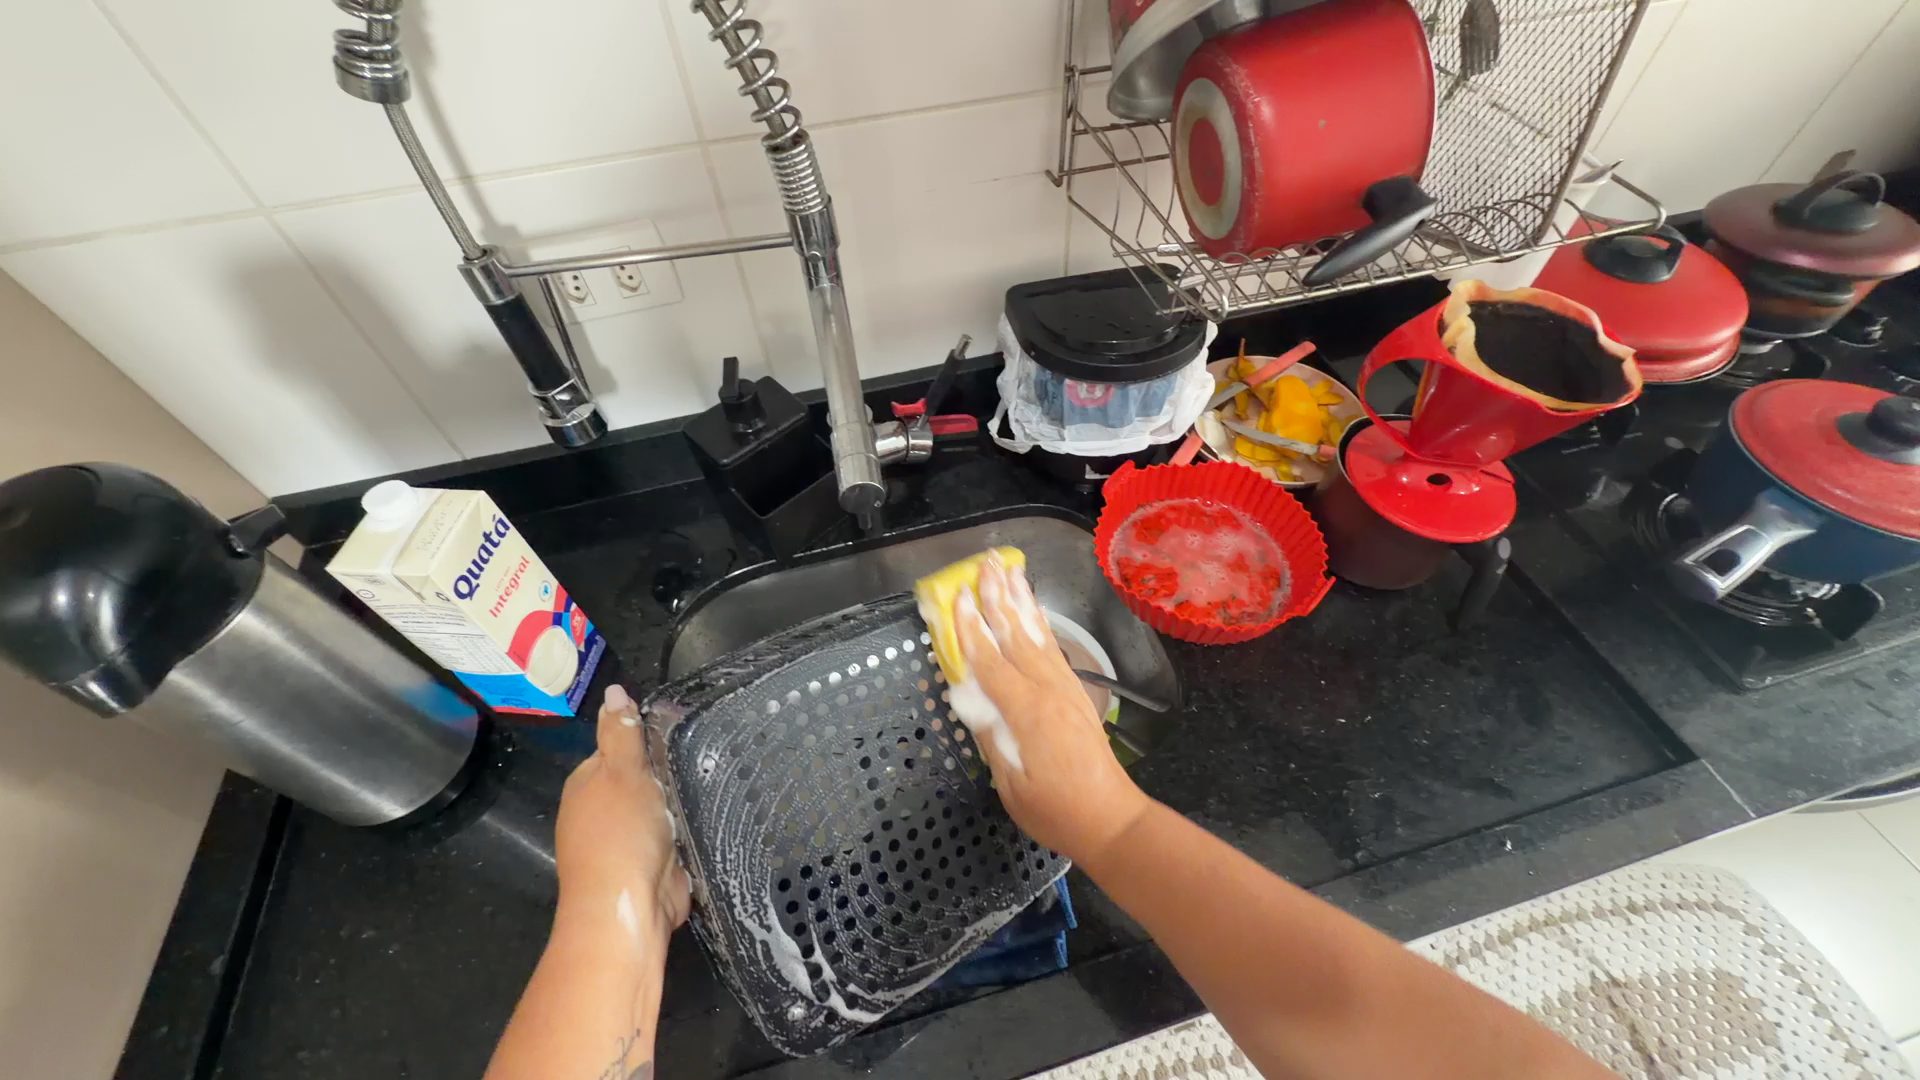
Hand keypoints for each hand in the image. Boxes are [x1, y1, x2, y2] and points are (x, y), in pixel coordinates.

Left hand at [553, 686, 690, 949]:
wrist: (629, 906)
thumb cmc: (621, 832)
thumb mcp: (623, 772)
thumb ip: (622, 733)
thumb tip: (613, 691)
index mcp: (587, 783)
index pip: (618, 747)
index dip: (647, 740)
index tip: (680, 732)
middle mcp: (601, 810)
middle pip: (644, 777)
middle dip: (669, 772)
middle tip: (704, 756)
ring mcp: (626, 839)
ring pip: (663, 806)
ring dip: (682, 801)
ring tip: (716, 780)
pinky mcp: (652, 863)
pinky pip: (676, 833)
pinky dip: (690, 829)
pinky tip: (711, 816)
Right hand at [952, 556, 1152, 864]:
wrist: (1110, 819)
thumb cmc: (1055, 810)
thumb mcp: (1010, 782)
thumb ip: (990, 736)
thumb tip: (969, 699)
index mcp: (1027, 711)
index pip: (990, 661)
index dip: (971, 629)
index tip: (957, 596)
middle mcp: (1047, 689)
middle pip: (1016, 634)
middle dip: (998, 596)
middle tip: (986, 562)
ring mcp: (1064, 688)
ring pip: (1037, 634)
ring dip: (1020, 599)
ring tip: (1009, 569)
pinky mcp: (1074, 693)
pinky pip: (1052, 648)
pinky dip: (1040, 623)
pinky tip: (1033, 609)